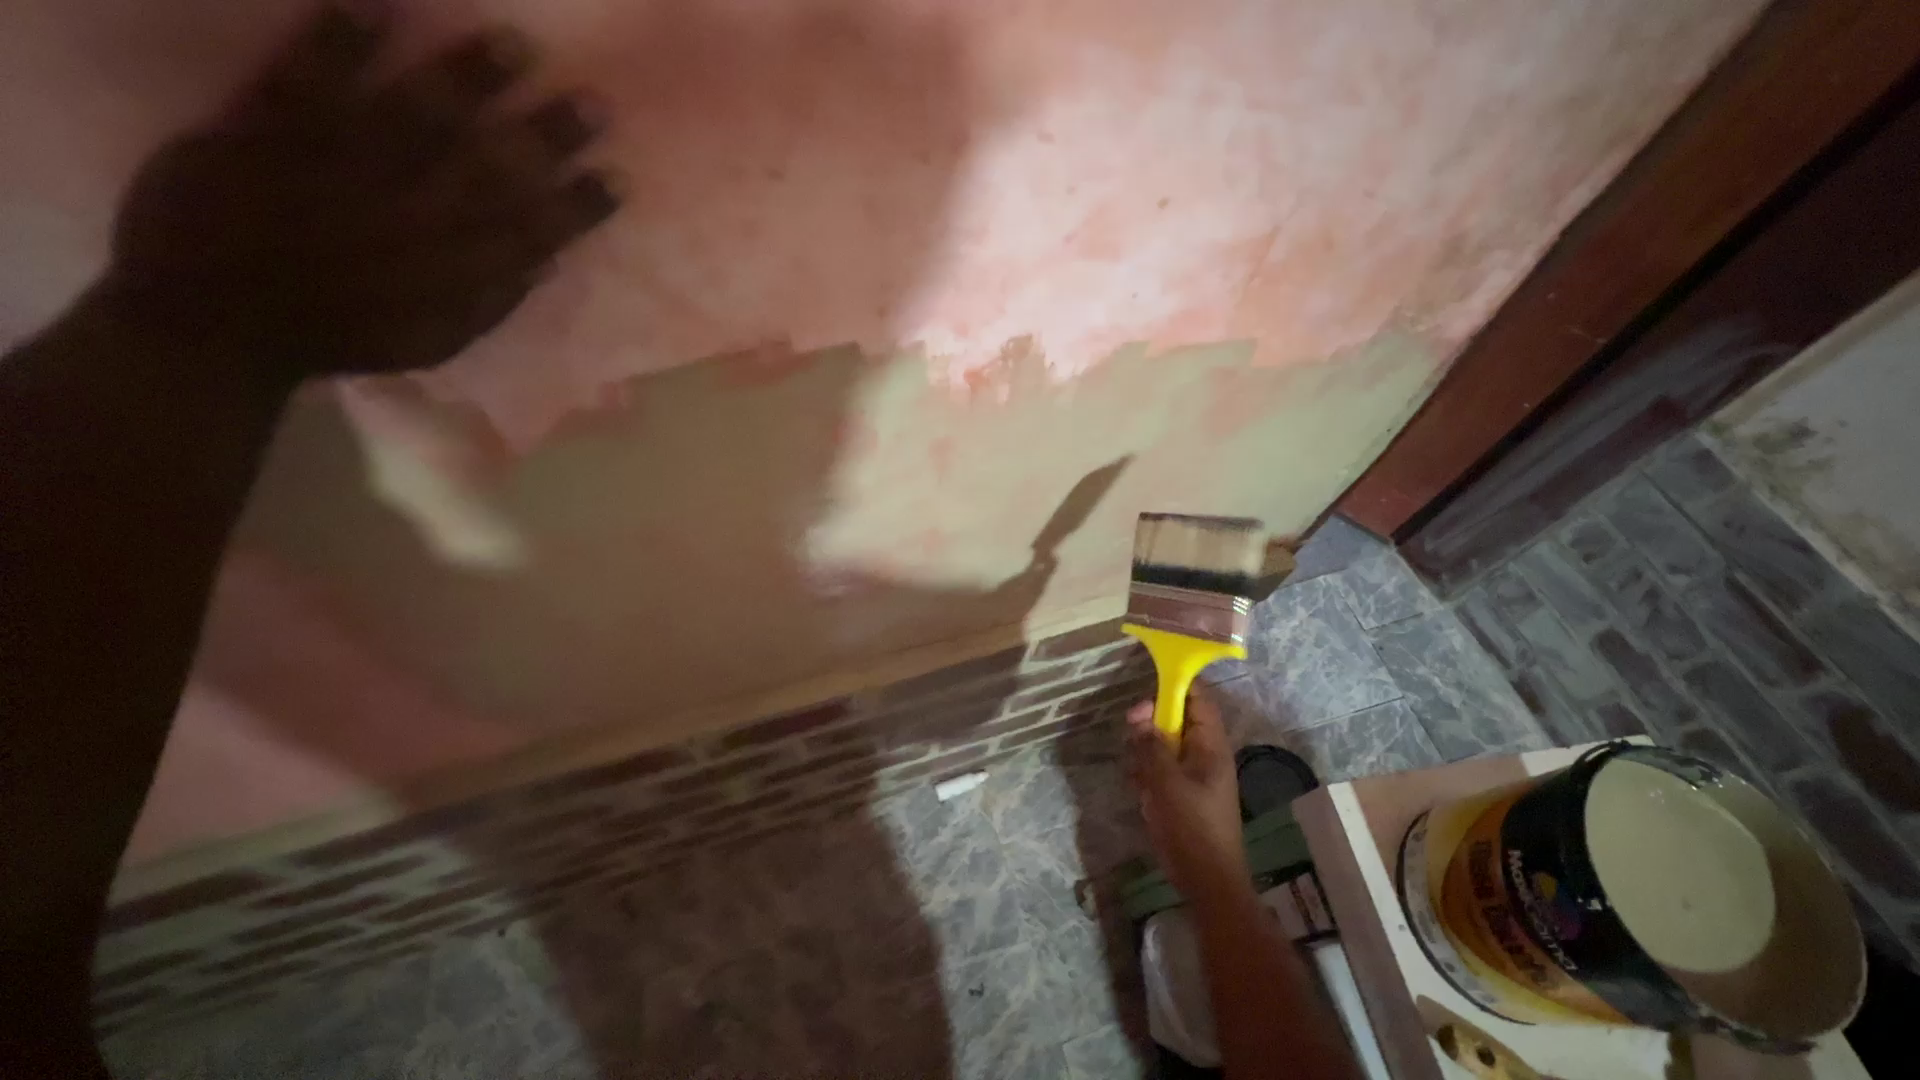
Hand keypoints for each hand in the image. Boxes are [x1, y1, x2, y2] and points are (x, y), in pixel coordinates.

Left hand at [105, 4, 618, 384]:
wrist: (215, 322)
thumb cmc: (339, 336)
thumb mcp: (432, 342)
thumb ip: (491, 304)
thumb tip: (547, 264)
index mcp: (449, 272)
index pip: (532, 234)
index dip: (578, 206)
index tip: (618, 177)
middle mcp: (411, 218)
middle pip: (491, 169)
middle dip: (547, 135)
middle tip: (594, 101)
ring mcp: (345, 171)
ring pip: (418, 119)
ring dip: (469, 78)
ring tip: (515, 43)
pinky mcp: (274, 135)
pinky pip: (313, 80)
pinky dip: (343, 40)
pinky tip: (378, 4)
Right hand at [1127, 686, 1251, 907]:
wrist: (1208, 882)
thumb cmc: (1191, 828)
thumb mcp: (1166, 784)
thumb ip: (1152, 747)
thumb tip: (1142, 717)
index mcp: (1211, 747)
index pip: (1199, 701)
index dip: (1177, 686)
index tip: (1148, 684)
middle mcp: (1206, 757)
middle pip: (1178, 722)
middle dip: (1152, 723)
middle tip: (1131, 731)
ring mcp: (1195, 777)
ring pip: (1166, 747)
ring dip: (1146, 751)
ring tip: (1135, 770)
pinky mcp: (1183, 797)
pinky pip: (1162, 771)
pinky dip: (1148, 774)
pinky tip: (1138, 790)